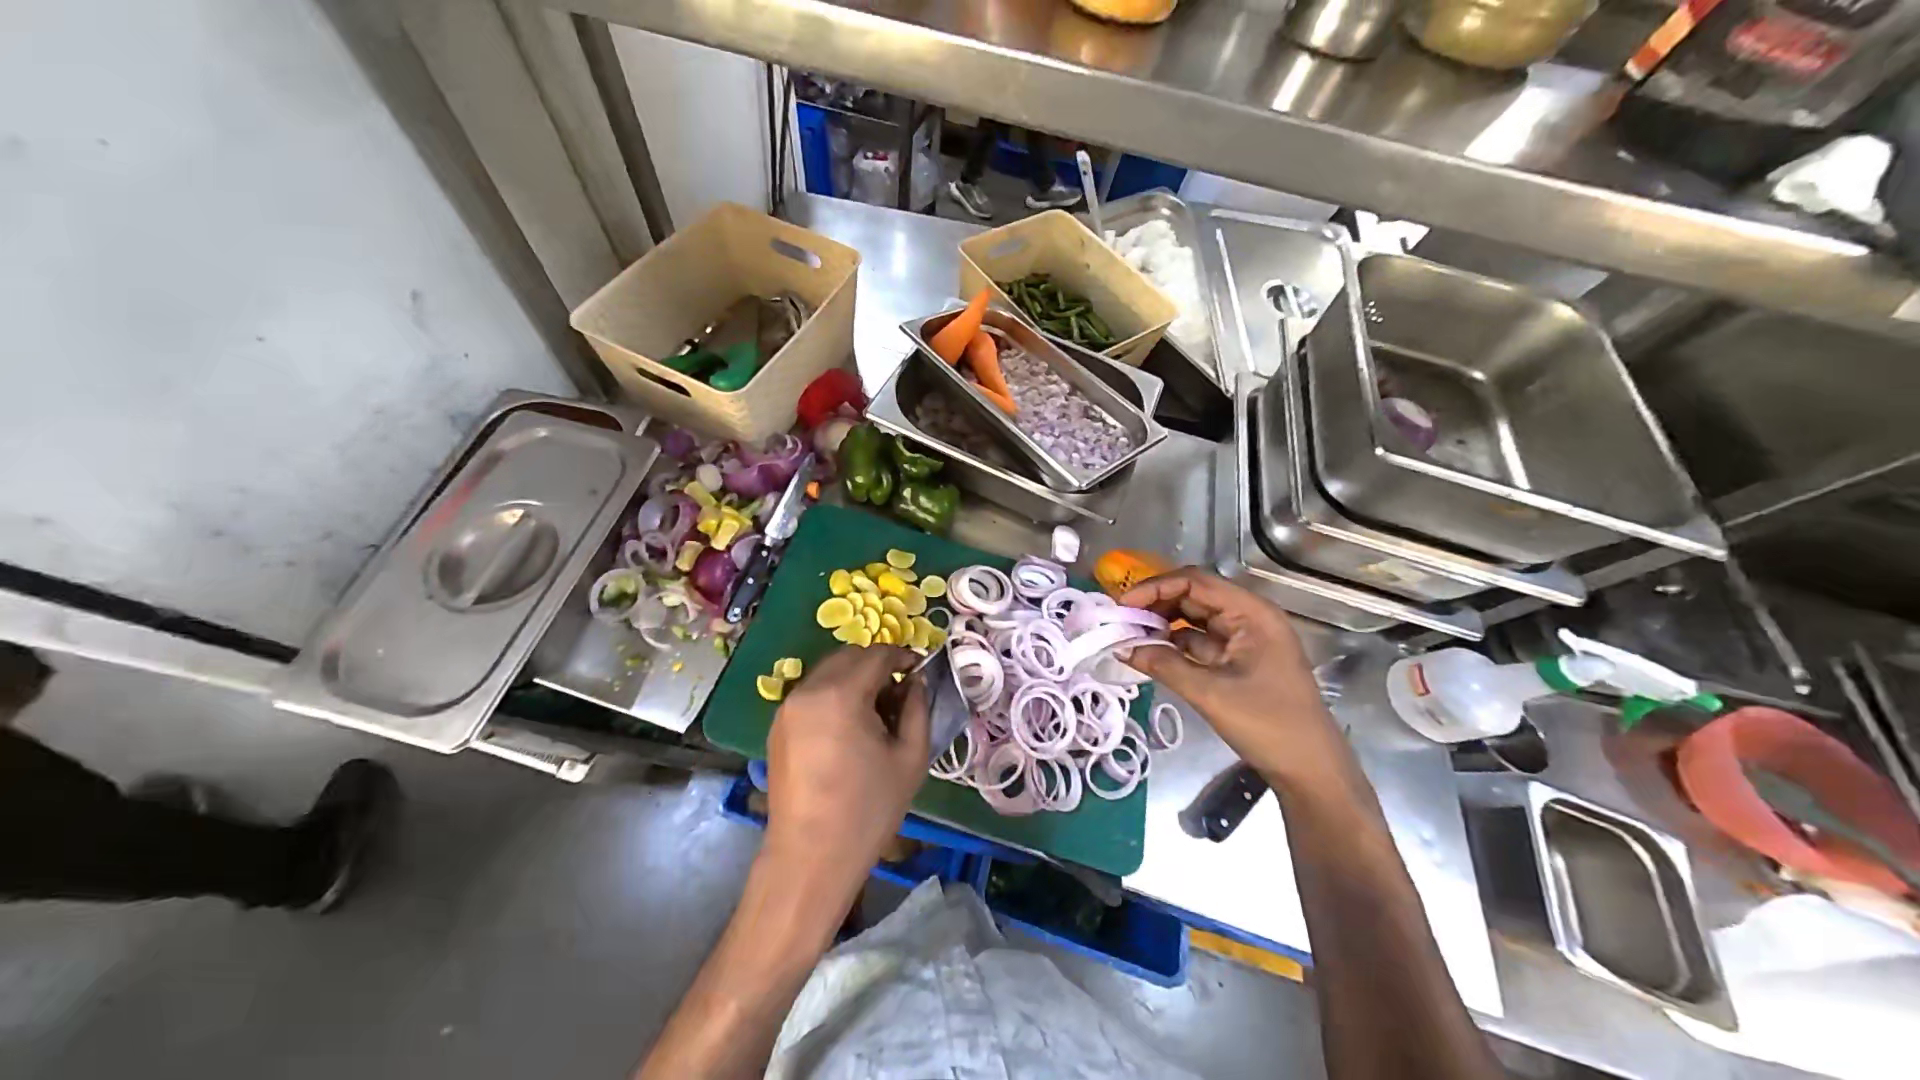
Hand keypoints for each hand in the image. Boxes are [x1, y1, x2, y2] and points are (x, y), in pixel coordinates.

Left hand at [764, 645, 928, 887]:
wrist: (810, 856)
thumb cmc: (867, 809)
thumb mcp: (910, 757)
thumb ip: (917, 708)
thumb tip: (915, 682)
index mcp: (841, 695)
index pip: (876, 654)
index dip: (903, 656)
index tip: (919, 672)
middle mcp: (808, 691)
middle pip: (849, 655)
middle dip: (877, 664)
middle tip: (899, 692)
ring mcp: (787, 707)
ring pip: (827, 671)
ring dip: (854, 677)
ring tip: (875, 711)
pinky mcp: (778, 725)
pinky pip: (811, 692)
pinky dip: (833, 693)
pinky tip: (849, 727)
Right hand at [1121, 567, 1341, 783]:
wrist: (1311, 770)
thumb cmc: (1268, 725)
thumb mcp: (1210, 693)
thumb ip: (1164, 665)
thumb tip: (1123, 647)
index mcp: (1252, 614)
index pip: (1195, 582)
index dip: (1156, 587)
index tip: (1123, 606)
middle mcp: (1250, 618)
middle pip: (1195, 596)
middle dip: (1156, 604)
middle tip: (1121, 620)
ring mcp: (1246, 640)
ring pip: (1196, 619)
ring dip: (1164, 624)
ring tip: (1129, 635)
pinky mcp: (1240, 661)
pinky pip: (1201, 642)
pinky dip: (1175, 645)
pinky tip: (1151, 653)